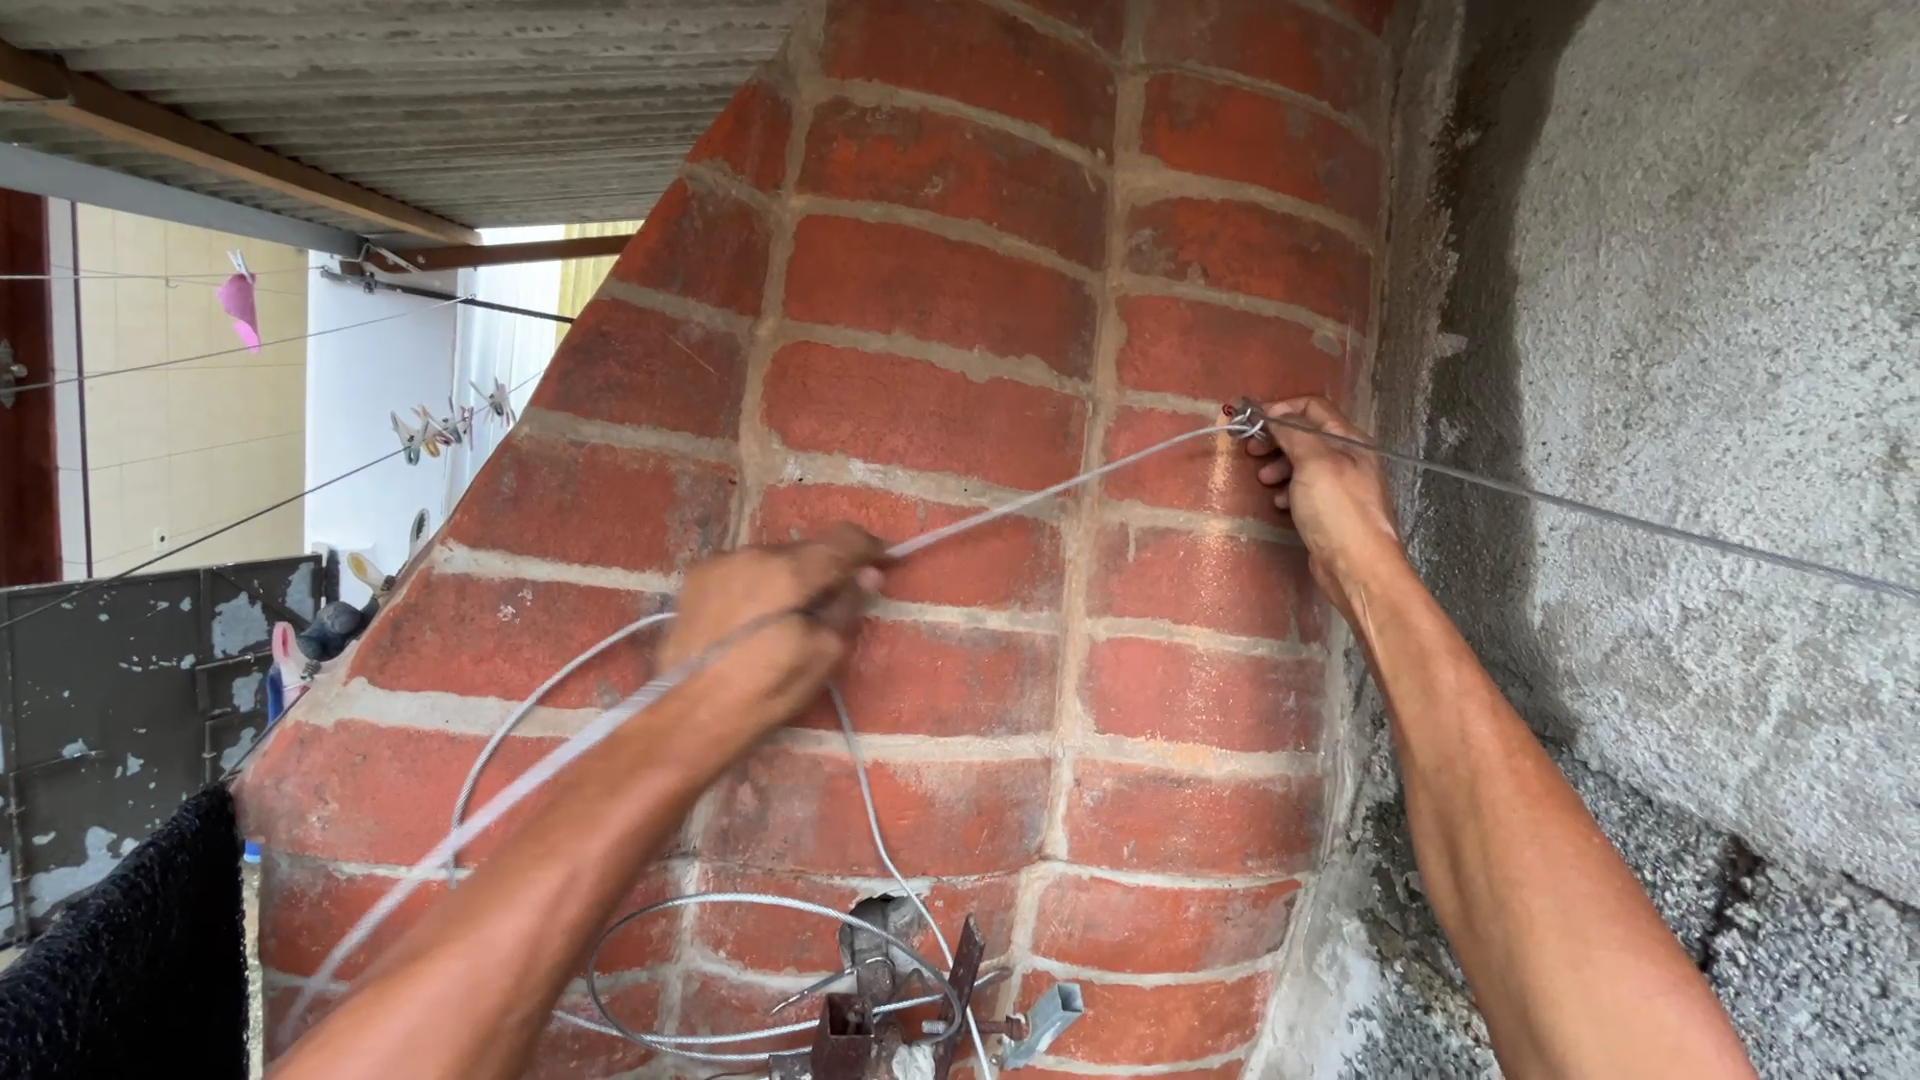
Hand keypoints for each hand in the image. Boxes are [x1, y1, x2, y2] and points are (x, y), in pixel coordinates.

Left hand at [657, 523, 884, 738]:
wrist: (690, 716)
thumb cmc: (766, 690)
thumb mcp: (824, 654)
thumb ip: (847, 606)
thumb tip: (867, 575)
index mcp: (788, 570)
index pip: (843, 539)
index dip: (870, 548)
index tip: (883, 563)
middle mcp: (752, 552)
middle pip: (806, 548)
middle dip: (826, 568)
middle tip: (835, 600)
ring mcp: (719, 561)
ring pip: (772, 558)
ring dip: (790, 576)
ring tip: (790, 614)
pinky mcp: (696, 578)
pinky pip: (743, 569)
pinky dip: (759, 583)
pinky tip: (755, 617)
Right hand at [1245, 396, 1406, 620]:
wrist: (1358, 566)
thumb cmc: (1337, 511)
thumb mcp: (1314, 463)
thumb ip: (1293, 433)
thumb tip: (1273, 413)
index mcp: (1350, 440)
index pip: (1312, 407)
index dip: (1280, 408)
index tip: (1251, 421)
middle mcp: (1349, 457)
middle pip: (1306, 433)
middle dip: (1275, 438)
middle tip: (1251, 449)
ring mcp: (1341, 484)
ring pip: (1302, 462)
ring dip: (1278, 465)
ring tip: (1264, 479)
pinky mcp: (1332, 509)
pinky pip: (1304, 488)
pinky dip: (1288, 489)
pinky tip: (1280, 502)